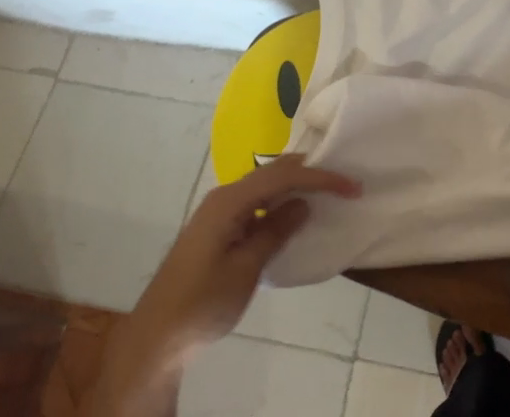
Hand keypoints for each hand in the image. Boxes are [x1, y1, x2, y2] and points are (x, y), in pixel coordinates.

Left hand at [86, 156, 361, 416]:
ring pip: (264, 186)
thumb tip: (304, 203)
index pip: (283, 176)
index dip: (321, 177)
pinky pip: (256, 203)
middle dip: (310, 172)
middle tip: (345, 181)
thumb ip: (276, 231)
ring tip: (328, 192)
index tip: (352, 186)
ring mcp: (218, 213)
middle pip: (273, 172)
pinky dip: (280, 202)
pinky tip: (294, 215)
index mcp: (229, 202)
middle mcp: (223, 198)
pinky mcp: (218, 229)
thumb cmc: (203, 303)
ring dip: (296, 186)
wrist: (157, 337)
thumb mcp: (246, 268)